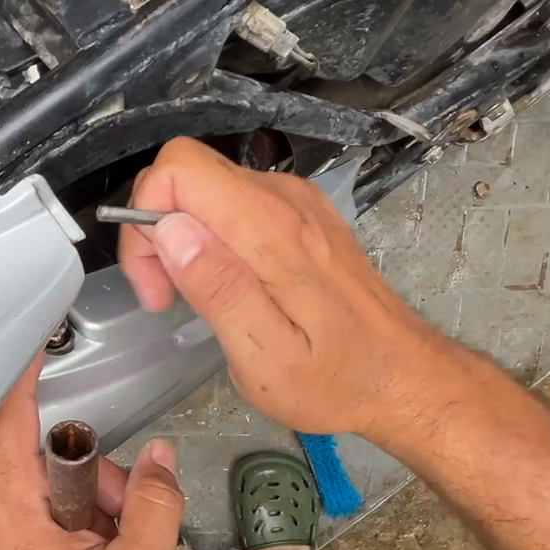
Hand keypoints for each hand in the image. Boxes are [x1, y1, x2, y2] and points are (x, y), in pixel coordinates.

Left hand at [0, 362, 184, 549]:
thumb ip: (154, 504)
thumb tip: (164, 459)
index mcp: (11, 507)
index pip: (12, 416)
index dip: (28, 372)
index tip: (42, 336)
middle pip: (54, 458)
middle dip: (100, 478)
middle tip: (129, 523)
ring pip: (58, 492)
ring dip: (98, 512)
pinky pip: (50, 522)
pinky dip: (83, 533)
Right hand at [118, 137, 463, 441]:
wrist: (402, 378)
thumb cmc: (334, 380)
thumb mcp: (265, 356)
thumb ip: (218, 287)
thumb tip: (169, 229)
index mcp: (272, 230)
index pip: (180, 169)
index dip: (147, 218)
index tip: (156, 281)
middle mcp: (284, 200)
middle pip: (187, 175)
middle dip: (156, 233)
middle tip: (167, 297)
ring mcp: (295, 203)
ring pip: (205, 189)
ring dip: (179, 241)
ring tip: (193, 301)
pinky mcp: (300, 215)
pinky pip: (231, 205)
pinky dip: (208, 240)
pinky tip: (222, 287)